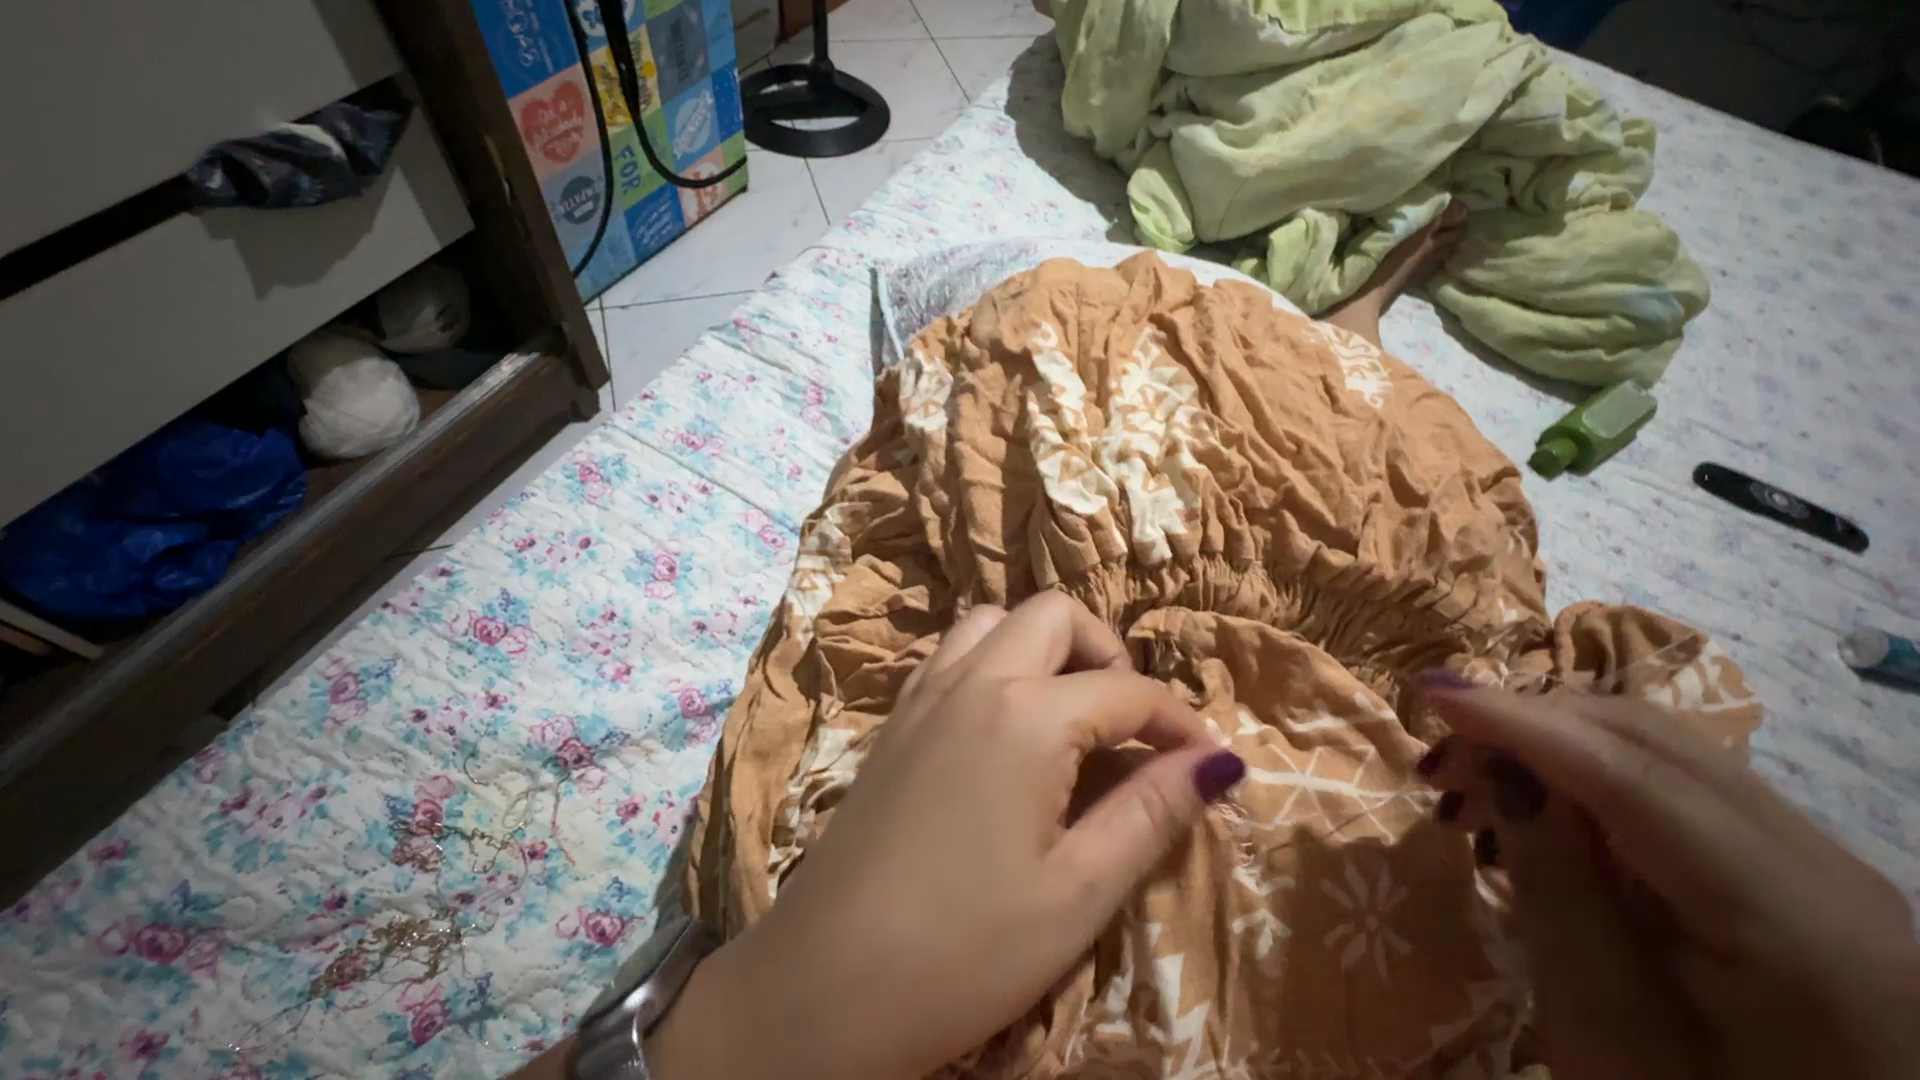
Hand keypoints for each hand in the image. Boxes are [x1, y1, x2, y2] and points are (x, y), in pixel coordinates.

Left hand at [648, 593, 1244, 1079]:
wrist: (824, 986)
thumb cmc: (965, 949)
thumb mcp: (1078, 892)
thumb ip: (1150, 813)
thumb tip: (1218, 762)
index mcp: (1026, 715)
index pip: (1127, 691)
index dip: (1180, 721)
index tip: (1209, 761)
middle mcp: (971, 681)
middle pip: (1053, 615)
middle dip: (1107, 653)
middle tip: (1130, 724)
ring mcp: (921, 697)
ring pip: (992, 622)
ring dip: (1043, 646)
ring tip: (1069, 714)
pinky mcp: (891, 724)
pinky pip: (949, 655)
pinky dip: (992, 661)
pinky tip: (1002, 726)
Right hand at [1414, 677, 1919, 1079]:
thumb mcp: (1603, 1028)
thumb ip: (1556, 889)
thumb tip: (1501, 767)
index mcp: (1799, 926)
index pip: (1639, 781)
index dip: (1526, 725)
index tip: (1427, 691)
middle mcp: (1827, 868)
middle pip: (1654, 745)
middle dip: (1528, 728)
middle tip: (1433, 762)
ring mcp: (1815, 861)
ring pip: (1661, 753)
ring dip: (1549, 751)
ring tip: (1464, 795)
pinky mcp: (1788, 867)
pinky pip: (1672, 789)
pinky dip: (1584, 781)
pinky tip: (1529, 814)